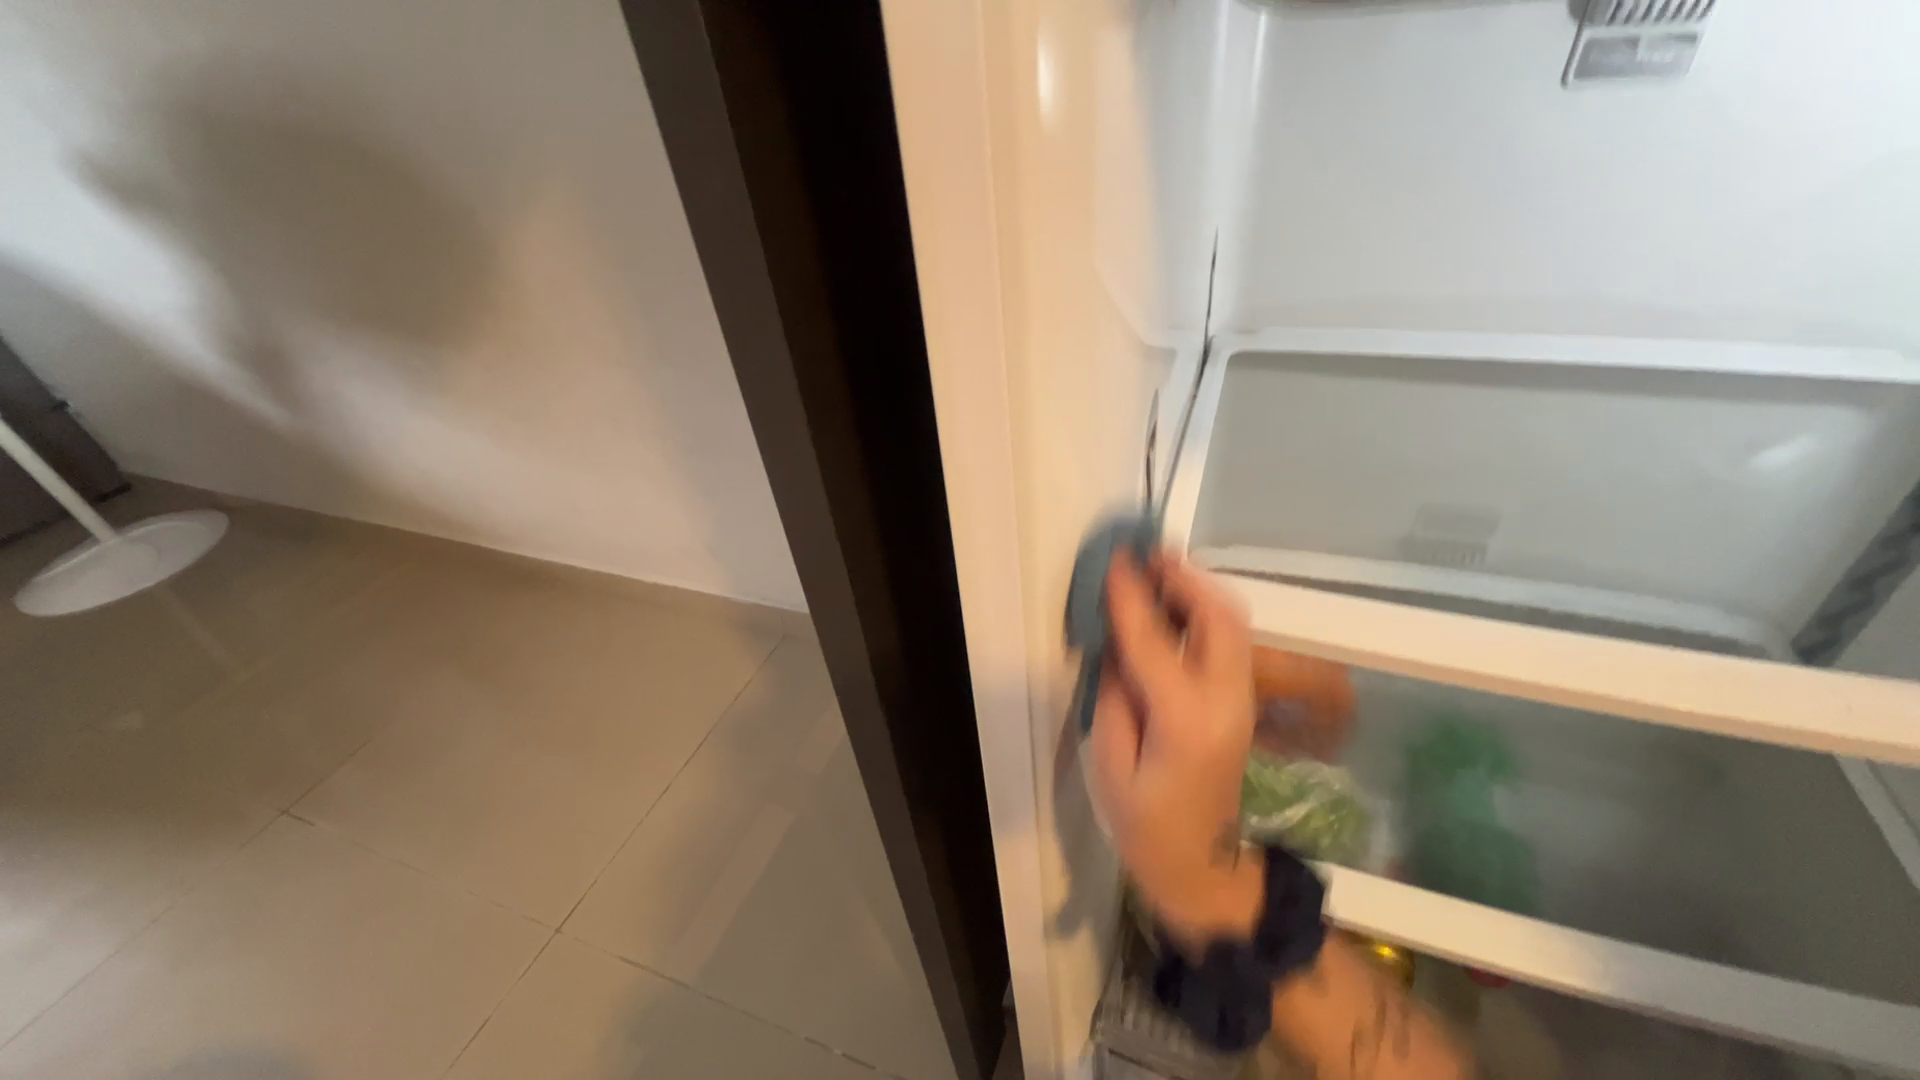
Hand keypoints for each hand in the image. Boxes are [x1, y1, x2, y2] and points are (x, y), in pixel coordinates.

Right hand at [1088, 551, 1259, 941]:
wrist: (1202, 866)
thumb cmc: (1145, 825)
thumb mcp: (1111, 763)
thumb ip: (1115, 695)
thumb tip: (1117, 644)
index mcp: (1186, 721)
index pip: (1156, 642)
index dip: (1132, 597)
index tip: (1116, 558)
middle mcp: (1226, 701)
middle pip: (1220, 617)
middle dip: (1185, 577)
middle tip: (1147, 554)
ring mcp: (1241, 700)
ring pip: (1233, 623)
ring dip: (1198, 590)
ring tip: (1158, 571)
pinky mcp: (1241, 701)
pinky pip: (1229, 640)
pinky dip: (1204, 612)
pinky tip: (1174, 606)